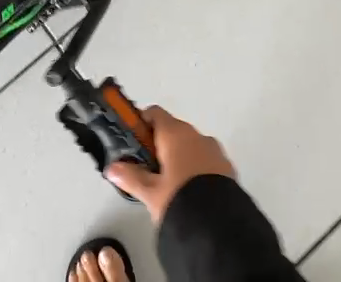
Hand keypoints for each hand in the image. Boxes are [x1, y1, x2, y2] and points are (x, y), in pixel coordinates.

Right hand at [105, 105, 235, 223]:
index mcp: (175, 134)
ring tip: (168, 184)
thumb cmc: (180, 200)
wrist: (221, 227)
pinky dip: (196, 168)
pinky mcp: (228, 168)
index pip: (154, 114)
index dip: (141, 123)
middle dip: (159, 145)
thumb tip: (112, 169)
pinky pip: (205, 160)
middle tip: (146, 167)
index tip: (132, 140)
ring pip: (191, 145)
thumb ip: (130, 178)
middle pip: (172, 130)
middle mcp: (197, 135)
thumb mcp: (151, 193)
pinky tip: (190, 190)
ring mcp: (215, 150)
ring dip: (179, 157)